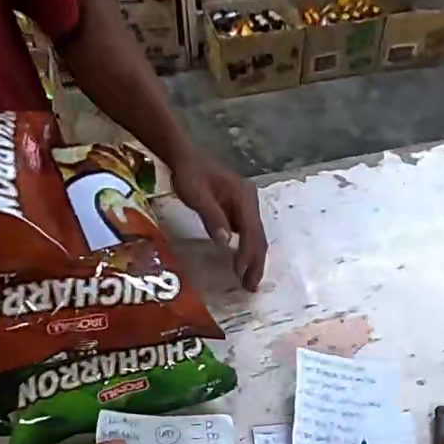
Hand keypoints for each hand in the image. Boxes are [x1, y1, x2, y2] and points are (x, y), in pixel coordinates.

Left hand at [170, 151, 266, 290]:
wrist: (184, 156)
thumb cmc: (189, 174)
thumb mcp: (197, 195)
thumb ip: (212, 217)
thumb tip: (226, 242)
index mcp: (244, 197)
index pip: (250, 232)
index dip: (247, 255)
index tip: (241, 274)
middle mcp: (251, 202)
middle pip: (259, 237)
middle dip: (255, 263)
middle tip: (250, 287)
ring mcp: (246, 206)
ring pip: (256, 237)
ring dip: (253, 260)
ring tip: (248, 281)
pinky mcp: (240, 210)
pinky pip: (248, 234)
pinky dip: (246, 251)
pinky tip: (241, 264)